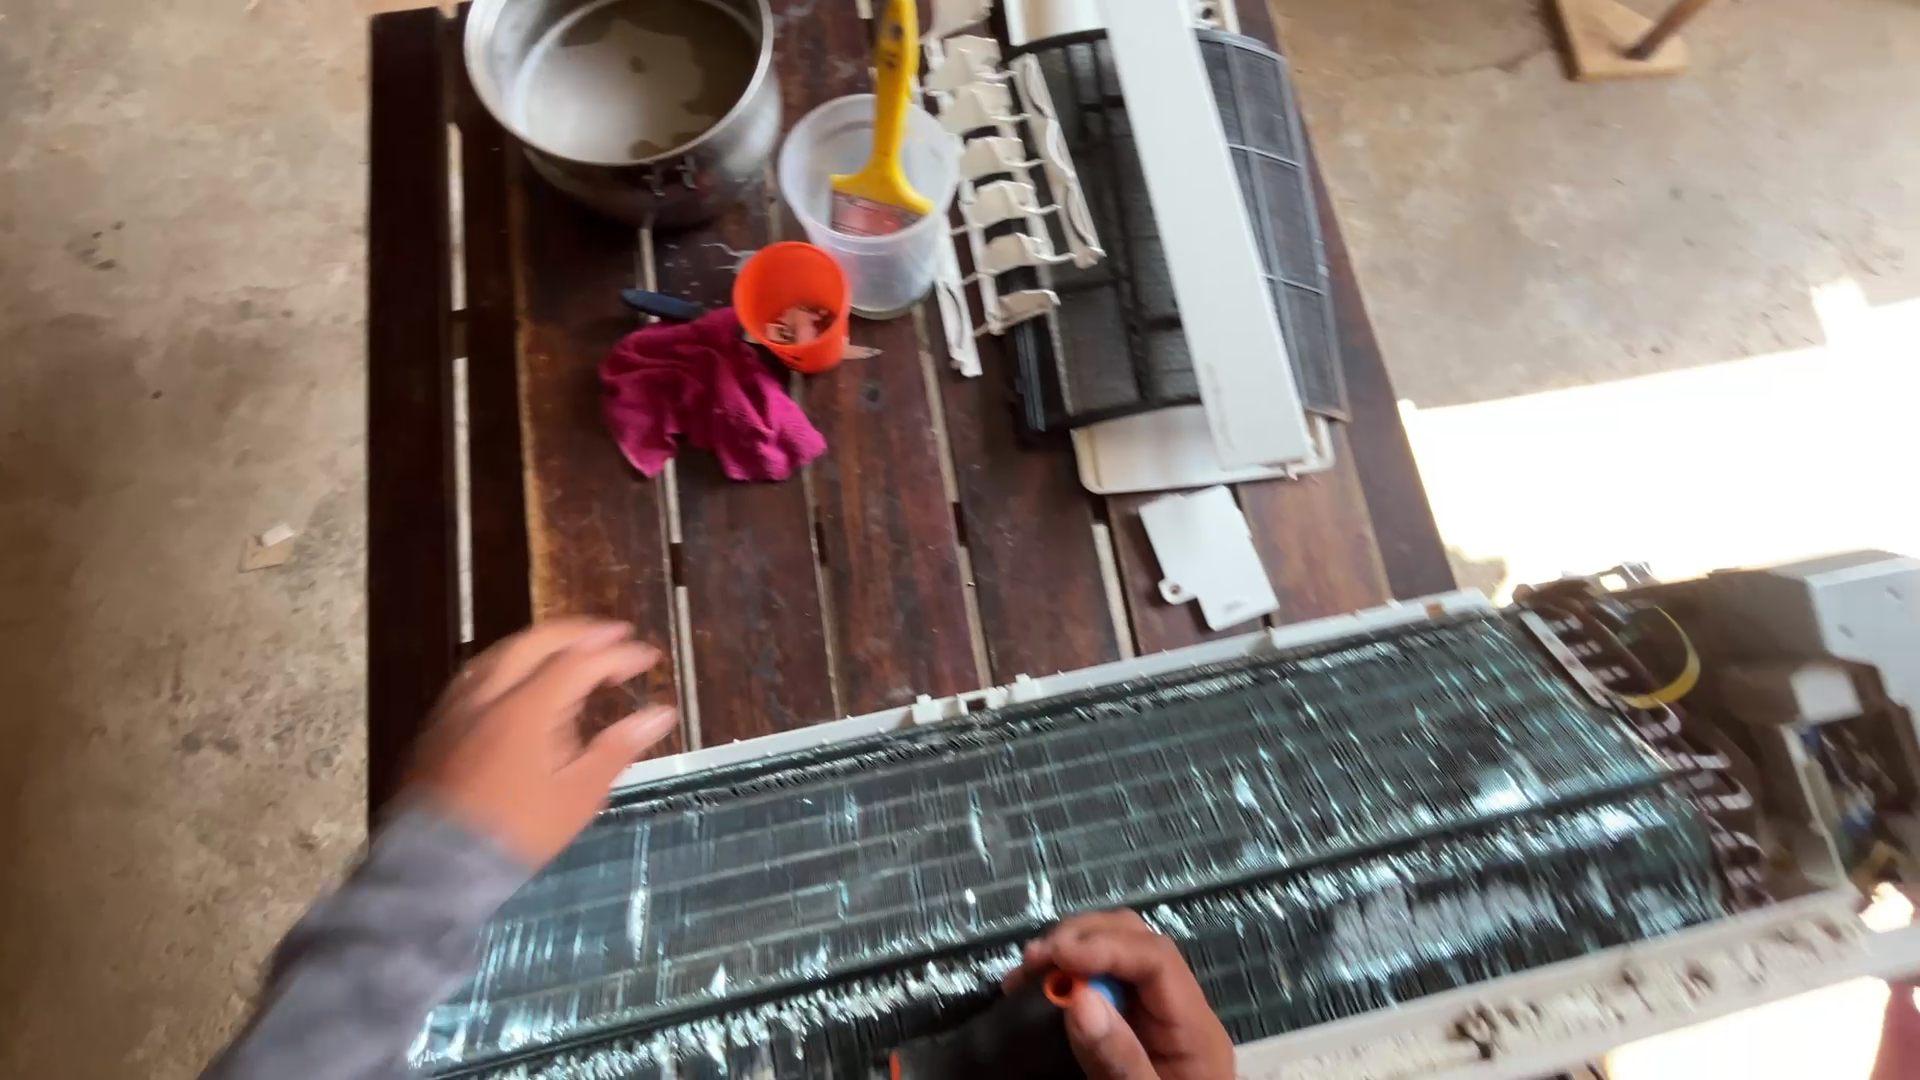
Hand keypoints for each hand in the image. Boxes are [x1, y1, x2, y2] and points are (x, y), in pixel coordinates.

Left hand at [403, 618, 677, 866]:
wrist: (436, 871)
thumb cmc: (518, 832)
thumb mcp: (580, 794)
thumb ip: (619, 747)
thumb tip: (661, 714)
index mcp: (527, 710)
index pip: (581, 662)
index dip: (619, 654)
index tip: (649, 658)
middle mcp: (490, 697)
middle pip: (538, 641)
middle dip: (582, 632)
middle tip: (616, 635)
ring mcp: (460, 708)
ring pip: (504, 652)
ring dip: (546, 642)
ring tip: (575, 648)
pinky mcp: (440, 724)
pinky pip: (480, 673)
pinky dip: (513, 662)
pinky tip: (525, 676)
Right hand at [1006, 911, 1234, 1079]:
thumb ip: (1120, 1062)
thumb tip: (1079, 998)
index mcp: (1196, 1028)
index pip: (1156, 959)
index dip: (1106, 947)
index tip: (1057, 957)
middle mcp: (1178, 1004)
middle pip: (1136, 938)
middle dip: (1083, 937)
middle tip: (1035, 959)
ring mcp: (1155, 1009)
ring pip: (1117, 945)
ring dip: (1070, 948)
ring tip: (1029, 969)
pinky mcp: (1133, 1018)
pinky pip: (1102, 975)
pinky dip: (1069, 969)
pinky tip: (1039, 983)